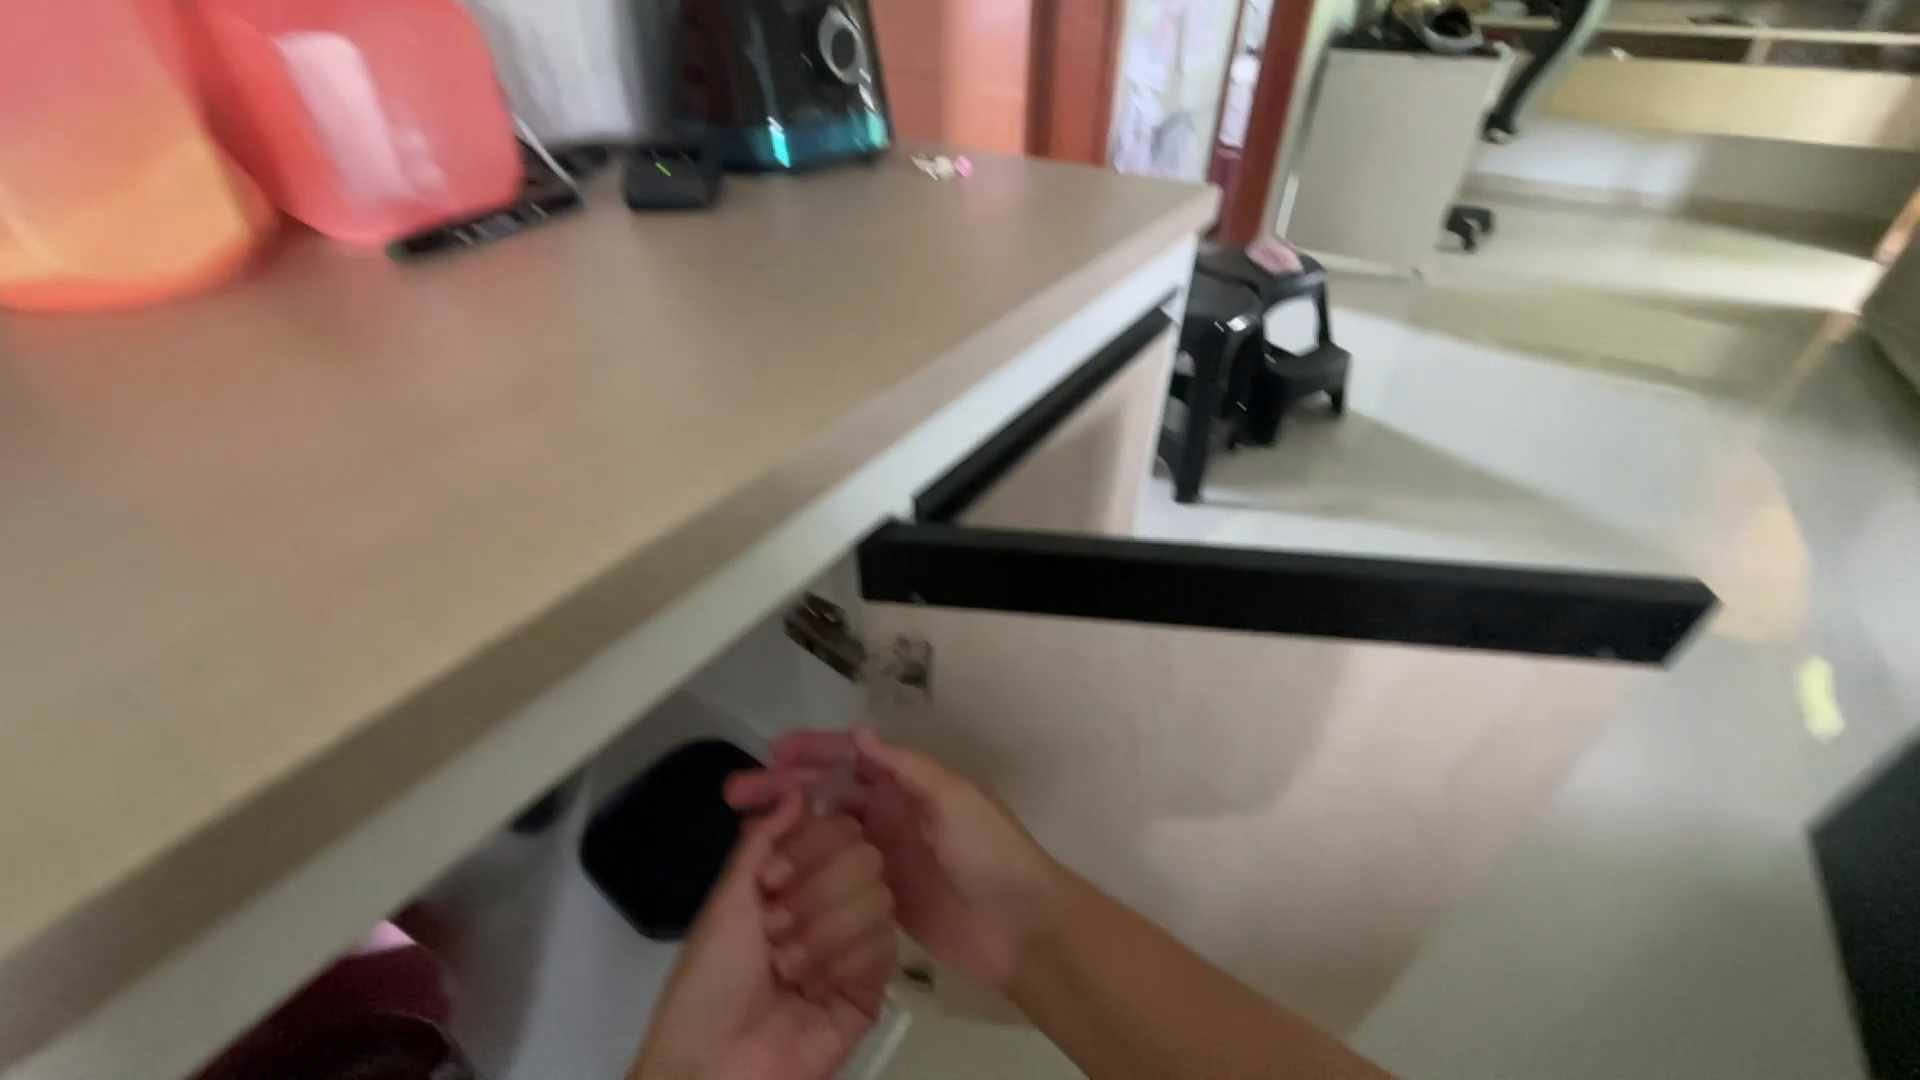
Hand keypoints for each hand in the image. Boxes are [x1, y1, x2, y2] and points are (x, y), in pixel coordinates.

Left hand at [631, 792, 895, 1079]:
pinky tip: (815, 988)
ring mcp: (855, 942)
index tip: (774, 878)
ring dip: (825, 932)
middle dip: (817, 892)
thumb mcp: (727, 899)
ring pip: (879, 897)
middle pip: (866, 856)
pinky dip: (843, 963)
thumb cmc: (711, 979)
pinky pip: (885, 946)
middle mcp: (831, 902)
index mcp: (797, 878)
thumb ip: (763, 839)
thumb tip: (798, 789)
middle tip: (775, 928)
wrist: (715, 1066)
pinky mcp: (874, 985)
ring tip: (788, 967)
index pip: (840, 828)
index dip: (815, 845)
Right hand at [727, 728, 1060, 989]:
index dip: (813, 752)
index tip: (772, 754)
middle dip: (787, 787)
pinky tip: (776, 870)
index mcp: (910, 784)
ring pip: (827, 830)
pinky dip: (809, 865)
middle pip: (830, 792)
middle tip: (738, 793)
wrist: (1021, 925)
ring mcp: (885, 855)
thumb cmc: (991, 851)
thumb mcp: (954, 798)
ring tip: (746, 831)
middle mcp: (893, 812)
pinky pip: (837, 872)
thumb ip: (906, 768)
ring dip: (789, 826)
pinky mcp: (881, 894)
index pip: (853, 758)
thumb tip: (858, 732)